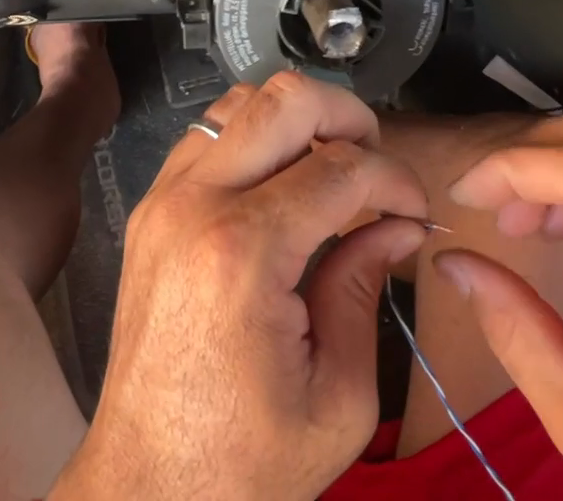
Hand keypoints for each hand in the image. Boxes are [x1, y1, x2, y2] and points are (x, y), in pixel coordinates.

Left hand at [50, 73, 428, 500]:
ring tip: (332, 171)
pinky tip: (282, 185)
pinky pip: (208, 136)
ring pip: (239, 102)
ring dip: (298, 122)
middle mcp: (194, 206)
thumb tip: (397, 224)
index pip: (342, 167)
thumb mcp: (338, 396)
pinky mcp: (150, 211)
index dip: (396, 180)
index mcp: (244, 253)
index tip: (415, 212)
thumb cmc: (242, 462)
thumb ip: (366, 289)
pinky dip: (254, 138)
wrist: (147, 485)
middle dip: (349, 117)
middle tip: (378, 166)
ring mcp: (162, 201)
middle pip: (284, 100)